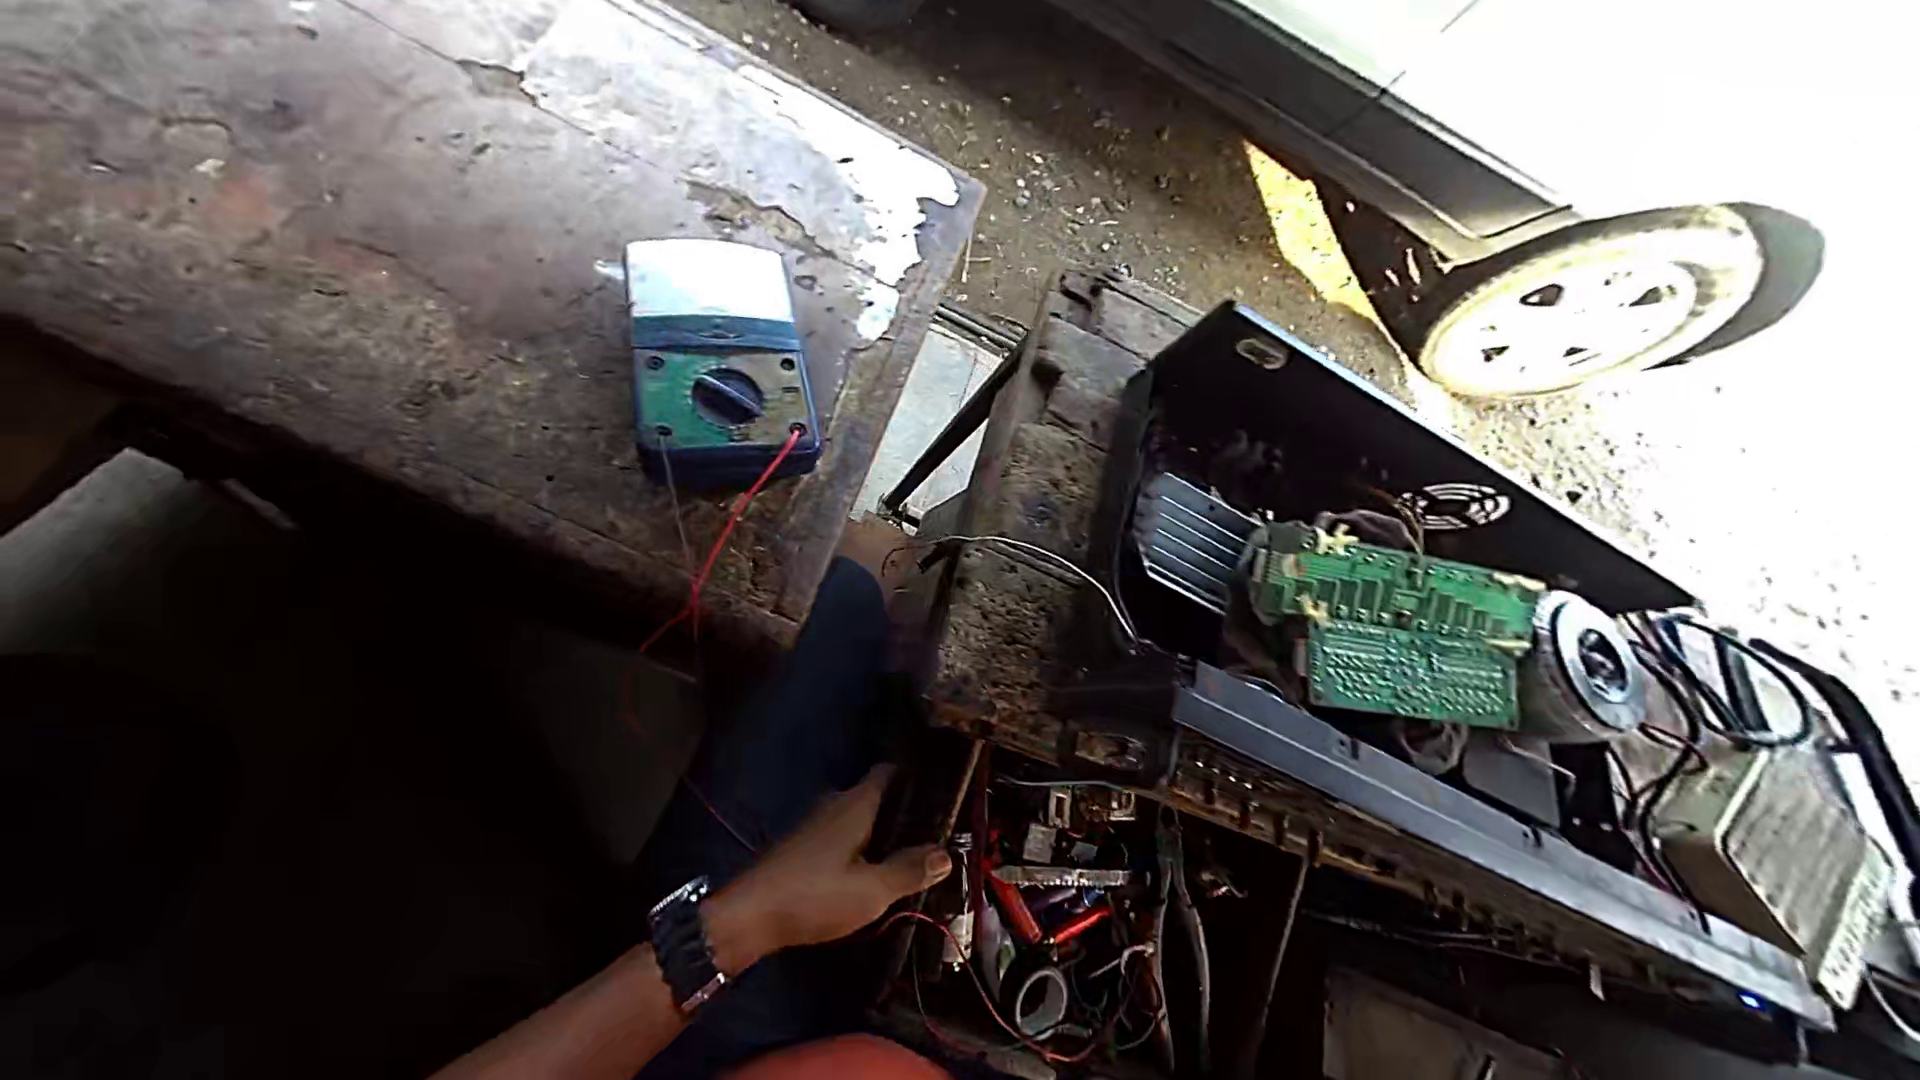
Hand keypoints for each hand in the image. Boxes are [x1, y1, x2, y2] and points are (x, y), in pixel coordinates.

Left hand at [703, 765, 951, 973]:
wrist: (747, 916)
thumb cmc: (814, 896)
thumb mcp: (871, 891)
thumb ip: (909, 870)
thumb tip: (946, 854)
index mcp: (856, 803)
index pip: (889, 771)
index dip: (915, 777)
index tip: (939, 794)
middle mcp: (836, 802)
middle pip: (876, 796)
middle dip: (902, 812)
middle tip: (930, 835)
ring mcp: (815, 822)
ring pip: (858, 817)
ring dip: (879, 833)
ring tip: (905, 857)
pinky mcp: (802, 844)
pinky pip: (841, 834)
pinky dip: (859, 846)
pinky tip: (868, 872)